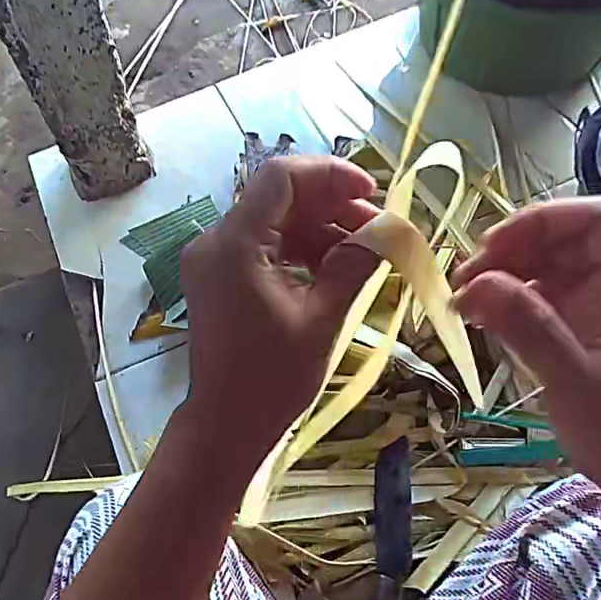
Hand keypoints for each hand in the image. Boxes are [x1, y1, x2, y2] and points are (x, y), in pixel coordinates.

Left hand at [179, 156, 381, 468]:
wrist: (226, 424)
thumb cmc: (271, 380)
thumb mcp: (322, 319)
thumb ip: (353, 265)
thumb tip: (387, 229)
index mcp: (234, 246)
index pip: (281, 178)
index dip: (330, 175)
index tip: (371, 193)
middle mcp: (215, 242)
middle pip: (278, 197)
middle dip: (331, 205)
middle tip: (377, 229)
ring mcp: (213, 259)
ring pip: (274, 220)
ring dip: (319, 228)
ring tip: (363, 251)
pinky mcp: (219, 276)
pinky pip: (264, 245)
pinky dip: (299, 249)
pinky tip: (334, 266)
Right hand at [450, 197, 600, 515]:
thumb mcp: (576, 383)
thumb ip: (528, 328)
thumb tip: (475, 282)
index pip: (598, 220)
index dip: (542, 221)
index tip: (491, 249)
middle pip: (568, 239)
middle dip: (513, 250)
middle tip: (466, 281)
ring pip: (551, 266)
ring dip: (505, 274)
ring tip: (466, 301)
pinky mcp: (589, 329)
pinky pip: (545, 296)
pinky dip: (511, 300)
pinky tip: (485, 319)